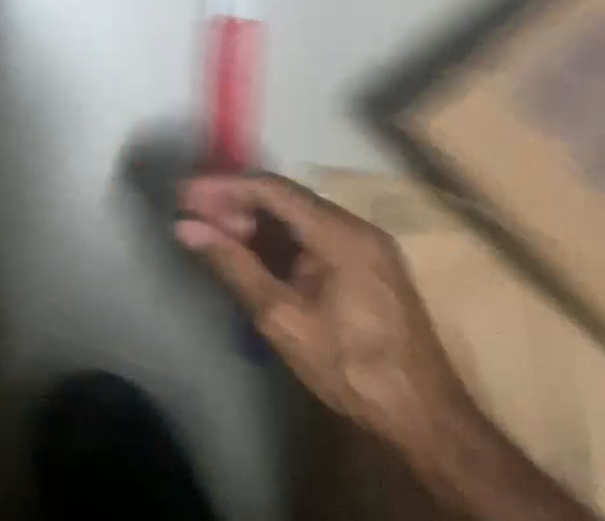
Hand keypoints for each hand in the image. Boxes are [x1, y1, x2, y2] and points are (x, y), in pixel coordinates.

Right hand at [176, 174, 475, 451]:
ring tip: (212, 236)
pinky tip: (250, 254)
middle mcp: (357, 228)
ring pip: (296, 215)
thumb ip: (232, 264)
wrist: (424, 418)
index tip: (180, 194)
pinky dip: (275, 238)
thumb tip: (184, 226)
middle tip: (191, 218)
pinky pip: (311, 234)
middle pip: (284, 197)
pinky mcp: (367, 265)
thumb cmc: (350, 367)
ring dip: (252, 221)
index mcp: (341, 235)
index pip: (270, 189)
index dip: (221, 186)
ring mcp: (366, 246)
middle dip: (233, 203)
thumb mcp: (281, 317)